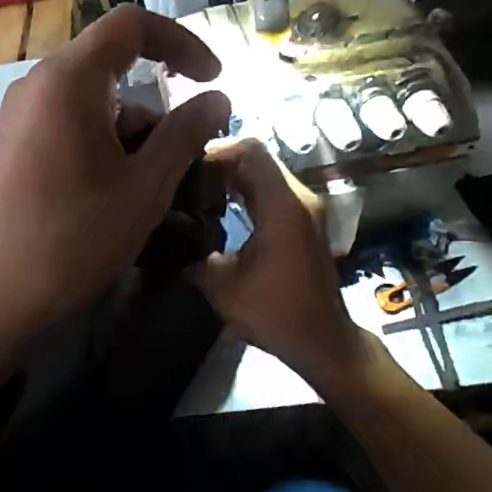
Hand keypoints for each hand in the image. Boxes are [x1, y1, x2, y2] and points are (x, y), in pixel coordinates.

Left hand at [0, 6, 227, 390]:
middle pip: (114, 67)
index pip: (132, 25)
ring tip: (153, 188)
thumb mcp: (146, 187)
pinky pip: (70, 125)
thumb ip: (186, 134)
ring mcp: (20, 116)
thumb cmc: (76, 239)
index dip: (183, 41)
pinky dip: (106, 144)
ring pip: (95, 102)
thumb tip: (217, 98)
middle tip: (187, 151)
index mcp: (69, 80)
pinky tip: (116, 194)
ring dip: (135, 131)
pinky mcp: (13, 146)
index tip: (214, 79)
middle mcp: (37, 85)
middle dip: (159, 103)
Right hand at [196, 139, 366, 385]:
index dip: (217, 151)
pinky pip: (275, 193)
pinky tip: (223, 211)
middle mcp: (300, 199)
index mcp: (283, 206)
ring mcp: (307, 210)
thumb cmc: (275, 313)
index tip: (186, 167)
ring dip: (236, 178)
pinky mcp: (306, 224)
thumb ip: (194, 258)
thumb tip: (170, 242)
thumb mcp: (223, 288)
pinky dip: (249, 193)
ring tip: (200, 192)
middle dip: (222, 163)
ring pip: (268, 175)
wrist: (322, 340)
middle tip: (187, 178)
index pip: (251, 152)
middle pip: (260, 159)